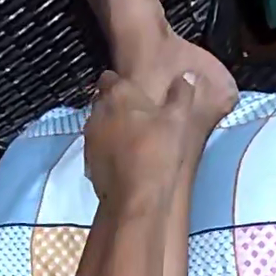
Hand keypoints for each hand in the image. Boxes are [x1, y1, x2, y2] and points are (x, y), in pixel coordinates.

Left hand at [82, 69, 213, 214]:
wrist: (136, 199)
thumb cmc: (157, 153)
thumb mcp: (178, 121)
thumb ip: (181, 95)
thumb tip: (187, 76)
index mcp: (117, 94)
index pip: (111, 77)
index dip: (124, 86)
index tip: (138, 96)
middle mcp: (97, 112)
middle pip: (104, 102)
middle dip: (117, 108)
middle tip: (139, 119)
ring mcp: (89, 139)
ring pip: (100, 127)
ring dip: (112, 131)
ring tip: (134, 143)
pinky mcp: (88, 163)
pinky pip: (99, 150)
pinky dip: (109, 153)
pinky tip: (126, 163)